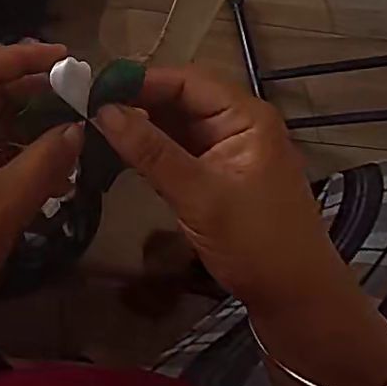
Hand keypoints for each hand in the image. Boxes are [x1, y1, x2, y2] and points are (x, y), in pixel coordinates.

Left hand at [0, 43, 83, 381]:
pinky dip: (16, 156)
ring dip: (29, 129)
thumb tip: (78, 130)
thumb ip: (45, 162)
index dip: (26, 56)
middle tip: (80, 102)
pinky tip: (50, 173)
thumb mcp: (3, 205)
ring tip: (74, 137)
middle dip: (35, 94)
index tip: (68, 58)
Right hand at [91, 67, 357, 318]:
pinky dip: (147, 144)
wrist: (297, 305)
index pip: (186, 80)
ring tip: (95, 122)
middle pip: (178, 96)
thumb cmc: (257, 245)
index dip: (140, 81)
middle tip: (89, 105)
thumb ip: (150, 151)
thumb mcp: (199, 196)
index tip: (96, 89)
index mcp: (245, 116)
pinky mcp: (214, 169)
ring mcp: (224, 146)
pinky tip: (117, 147)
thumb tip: (102, 110)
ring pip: (173, 120)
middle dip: (135, 99)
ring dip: (138, 121)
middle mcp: (235, 122)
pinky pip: (174, 144)